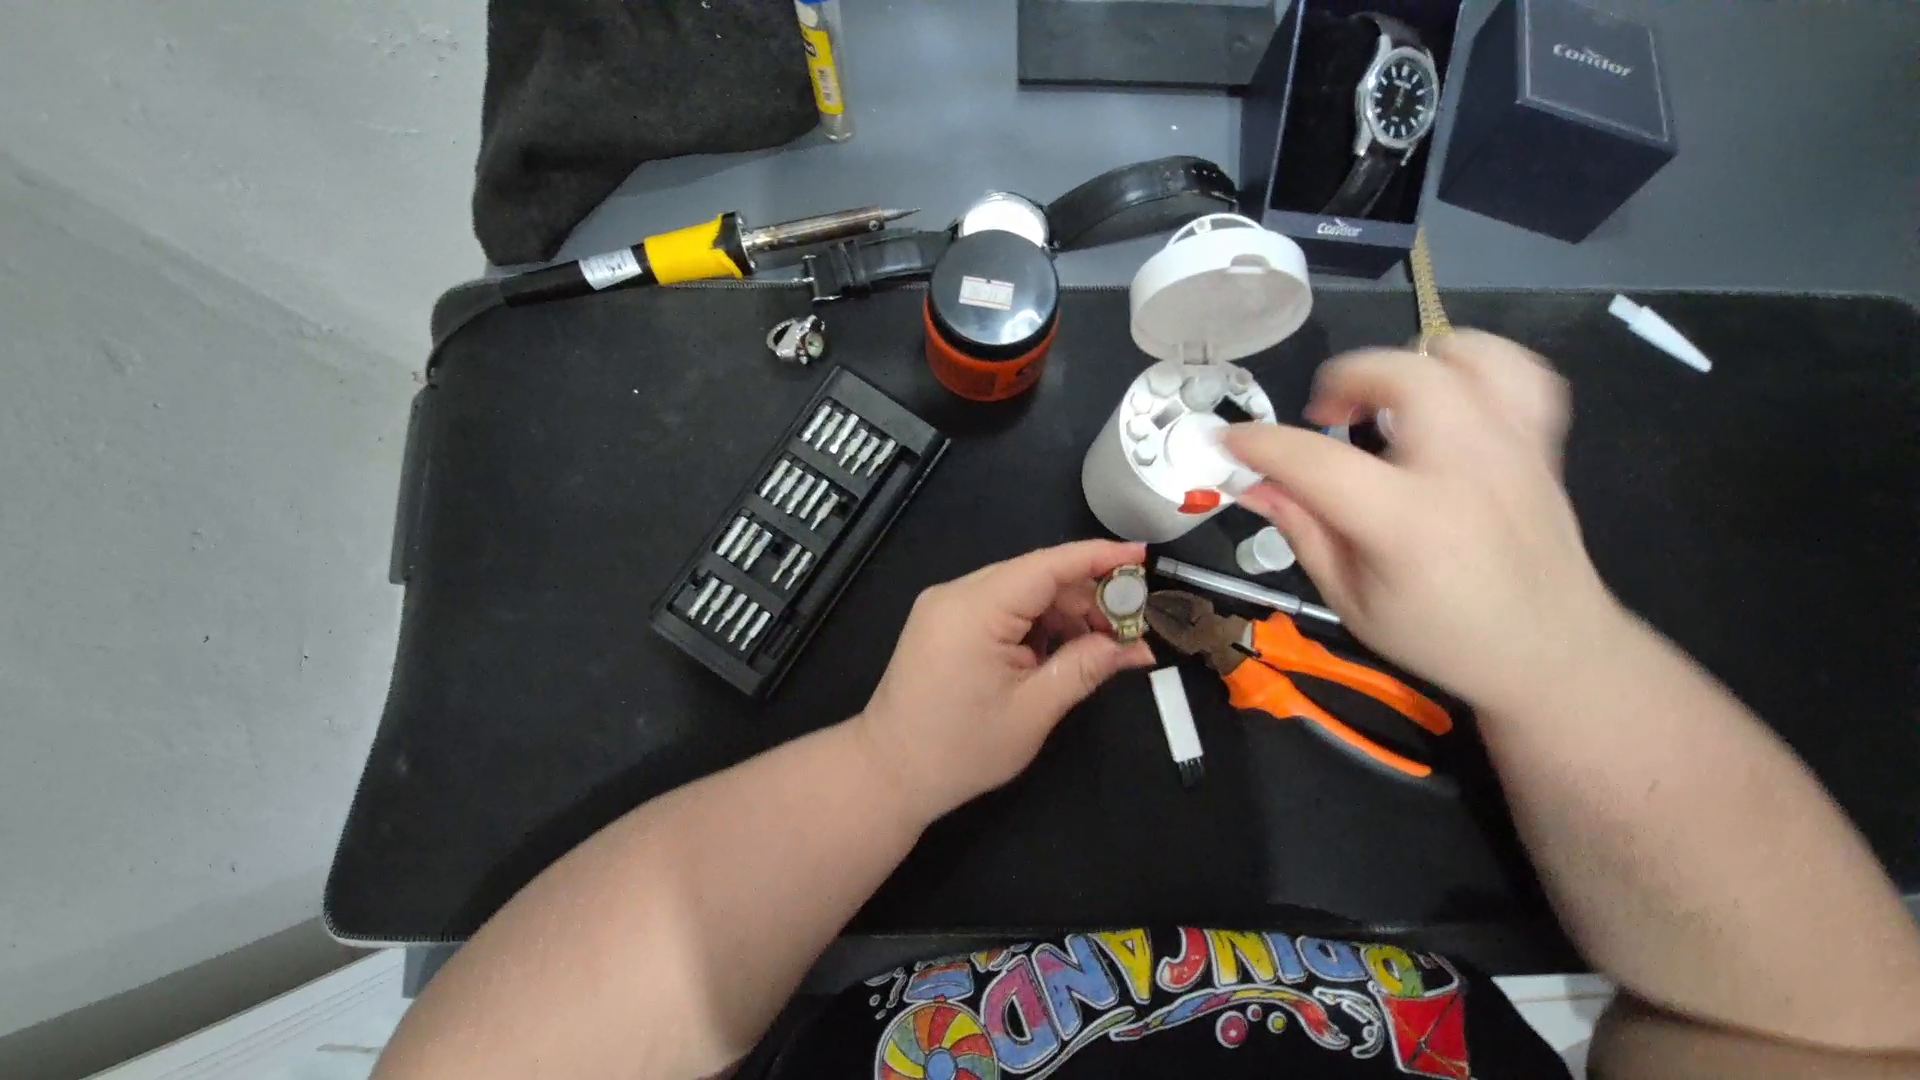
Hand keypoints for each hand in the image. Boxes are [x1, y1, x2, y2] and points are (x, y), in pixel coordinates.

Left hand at [854, 540, 1155, 821]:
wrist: (888, 773)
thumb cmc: (960, 750)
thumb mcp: (1033, 712)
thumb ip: (1085, 668)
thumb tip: (1134, 646)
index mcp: (974, 609)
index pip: (1046, 566)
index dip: (1097, 557)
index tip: (1141, 556)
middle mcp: (956, 594)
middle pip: (1036, 578)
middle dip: (1087, 598)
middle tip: (1132, 629)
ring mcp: (946, 607)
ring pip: (1021, 593)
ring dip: (1064, 614)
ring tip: (1104, 648)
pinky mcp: (945, 623)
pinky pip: (1002, 609)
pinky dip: (1037, 625)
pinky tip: (1064, 652)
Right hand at [1224, 330, 1623, 709]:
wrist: (1549, 653)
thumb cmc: (1438, 636)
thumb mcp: (1349, 597)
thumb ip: (1302, 530)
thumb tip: (1254, 484)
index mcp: (1407, 523)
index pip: (1316, 461)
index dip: (1260, 444)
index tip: (1229, 441)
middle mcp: (1465, 470)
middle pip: (1402, 375)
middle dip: (1343, 379)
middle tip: (1323, 418)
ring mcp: (1511, 449)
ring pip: (1467, 356)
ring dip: (1410, 363)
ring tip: (1384, 401)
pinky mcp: (1538, 445)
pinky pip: (1517, 372)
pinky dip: (1471, 368)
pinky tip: (1443, 396)